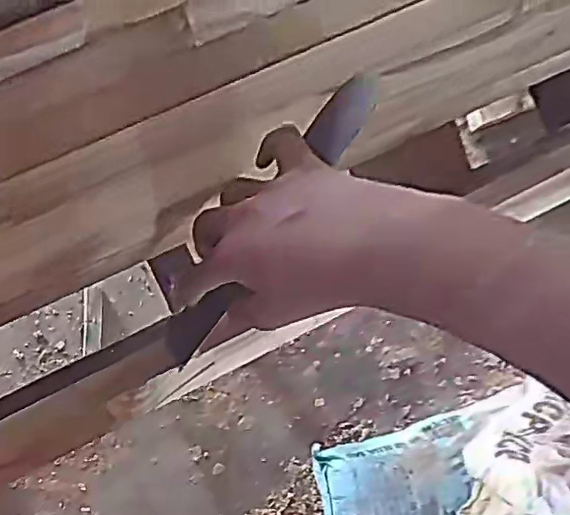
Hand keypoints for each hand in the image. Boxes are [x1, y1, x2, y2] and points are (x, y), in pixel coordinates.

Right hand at [171, 126, 448, 328]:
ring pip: (232, 191)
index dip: (188, 294)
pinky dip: (270, 150)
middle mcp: (242, 219)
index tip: (189, 301)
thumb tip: (232, 311)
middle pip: (205, 228)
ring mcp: (272, 190)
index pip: (194, 279)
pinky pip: (280, 145)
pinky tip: (266, 160)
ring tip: (242, 222)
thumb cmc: (326, 284)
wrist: (381, 248)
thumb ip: (242, 312)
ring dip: (231, 208)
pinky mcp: (306, 168)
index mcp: (229, 258)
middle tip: (218, 262)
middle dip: (206, 247)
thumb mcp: (272, 315)